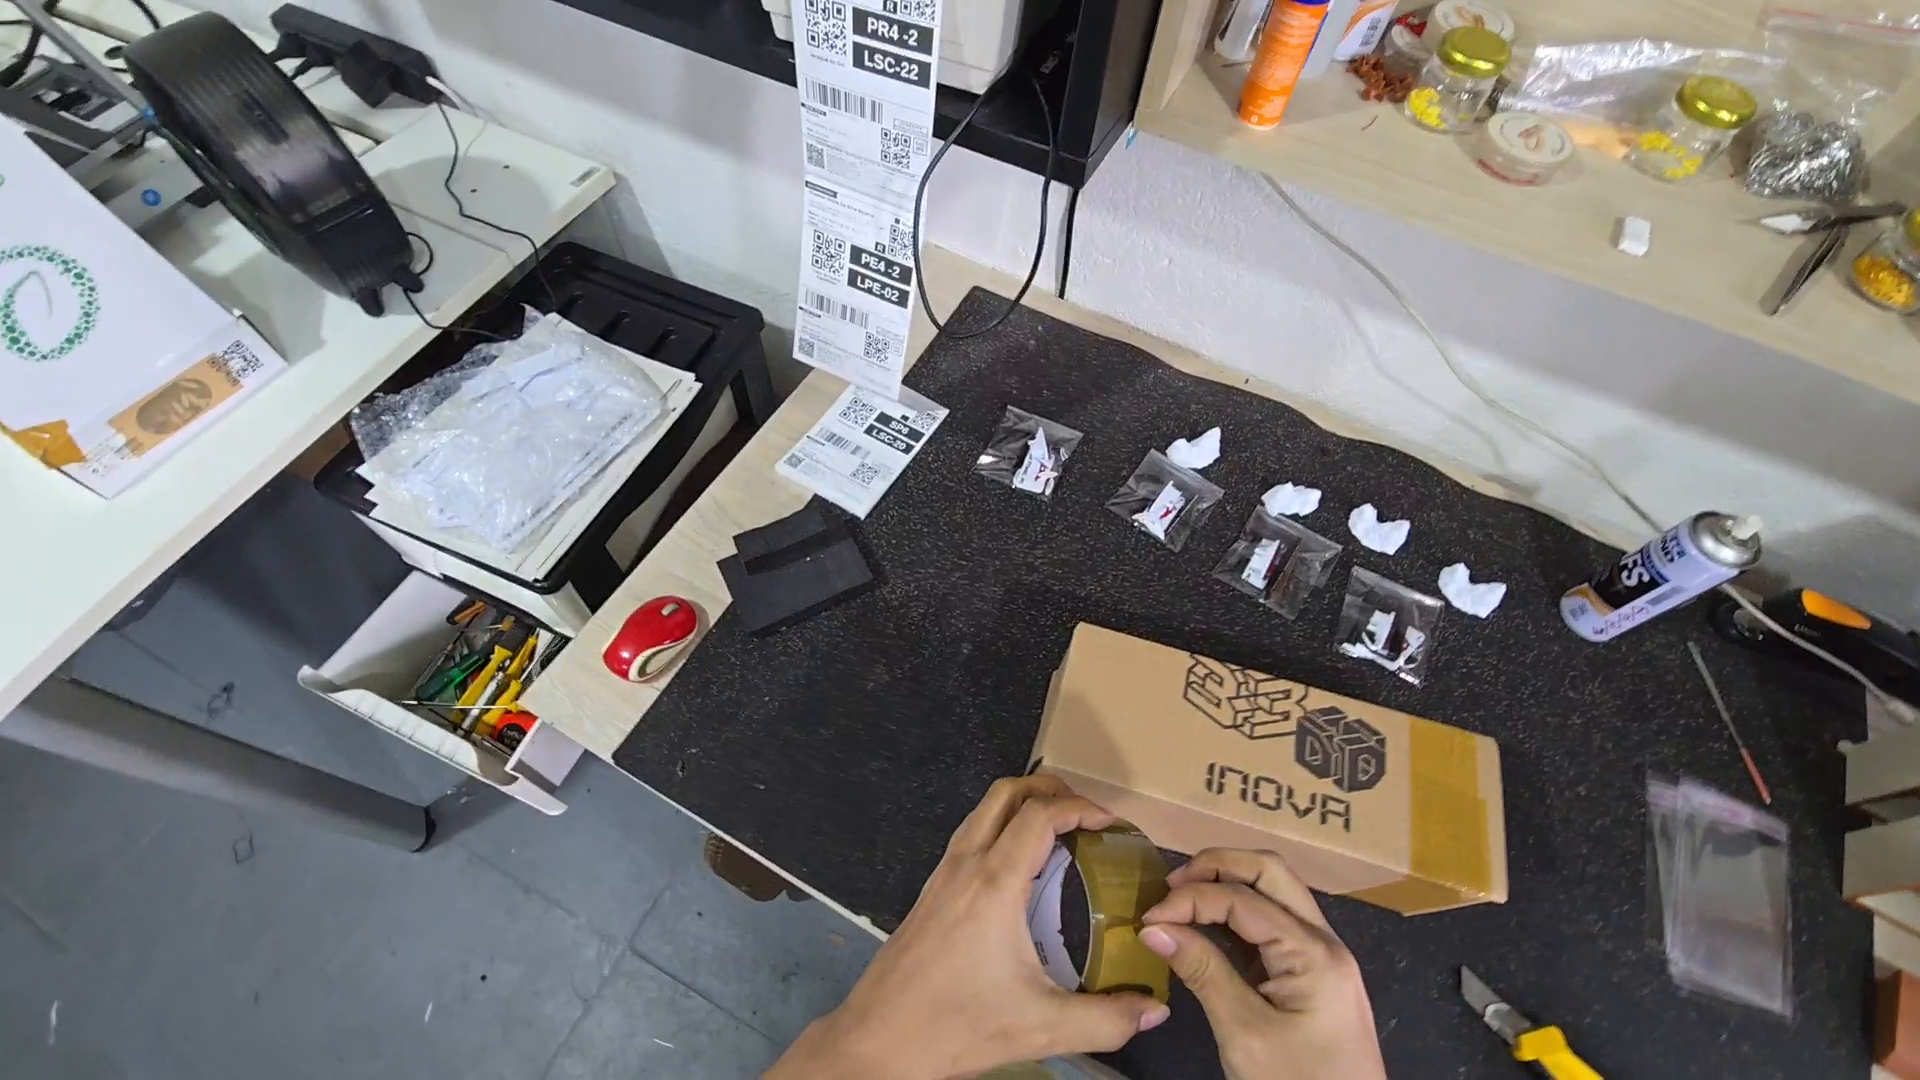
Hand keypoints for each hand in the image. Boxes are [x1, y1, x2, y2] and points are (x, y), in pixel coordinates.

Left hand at [765, 776, 1168, 1079]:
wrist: (879, 1037)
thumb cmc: (958, 1025)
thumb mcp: (1041, 1027)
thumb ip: (1106, 1019)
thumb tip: (1156, 1009)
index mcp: (994, 882)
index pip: (1039, 814)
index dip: (1080, 807)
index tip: (1112, 824)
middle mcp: (967, 862)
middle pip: (1007, 792)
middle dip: (1050, 788)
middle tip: (1086, 813)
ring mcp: (944, 870)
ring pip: (984, 807)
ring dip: (1023, 802)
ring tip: (1059, 829)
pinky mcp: (932, 885)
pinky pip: (972, 831)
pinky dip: (1002, 824)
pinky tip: (1021, 863)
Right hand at [1139, 849, 1385, 1079]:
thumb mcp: (1244, 1034)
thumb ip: (1201, 971)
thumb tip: (1152, 927)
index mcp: (1313, 953)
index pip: (1242, 897)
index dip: (1190, 899)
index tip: (1148, 918)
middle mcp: (1325, 940)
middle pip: (1269, 870)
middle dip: (1216, 866)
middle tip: (1172, 885)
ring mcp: (1323, 955)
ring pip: (1275, 889)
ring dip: (1229, 882)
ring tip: (1184, 898)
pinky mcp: (1314, 972)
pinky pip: (1275, 919)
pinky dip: (1239, 910)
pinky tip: (1209, 924)